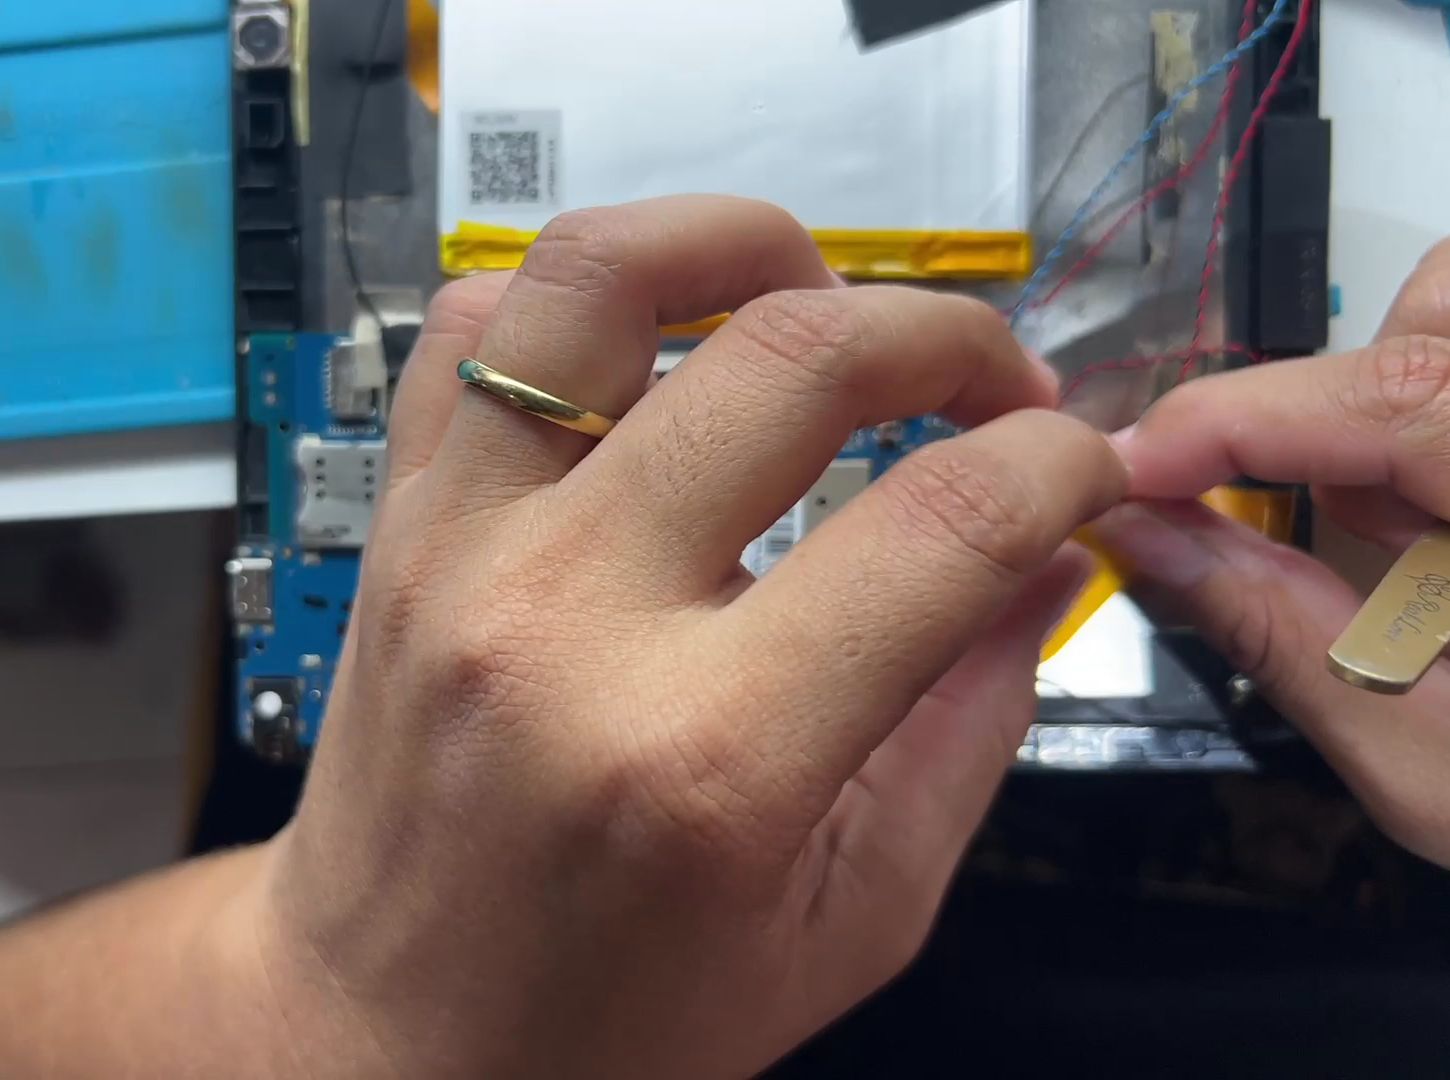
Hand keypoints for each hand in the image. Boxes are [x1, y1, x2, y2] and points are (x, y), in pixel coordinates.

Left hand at [248, 196, 1125, 1078]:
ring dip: (726, 239)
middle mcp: (565, 617)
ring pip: (589, 282)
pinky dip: (568, 299)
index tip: (1065, 461)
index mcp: (705, 756)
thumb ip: (963, 724)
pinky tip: (638, 343)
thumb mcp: (842, 918)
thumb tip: (1034, 554)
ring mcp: (459, 547)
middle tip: (966, 369)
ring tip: (798, 286)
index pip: (941, 526)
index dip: (1051, 463)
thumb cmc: (601, 1014)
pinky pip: (466, 334)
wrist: (384, 1018)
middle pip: (787, 359)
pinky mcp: (400, 526)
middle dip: (928, 331)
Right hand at [1100, 233, 1449, 883]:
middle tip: (1318, 519)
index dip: (1229, 421)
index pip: (1408, 398)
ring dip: (1384, 401)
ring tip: (1405, 520)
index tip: (1127, 473)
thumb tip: (1136, 533)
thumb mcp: (1433, 770)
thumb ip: (1276, 633)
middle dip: (1328, 403)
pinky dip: (1433, 416)